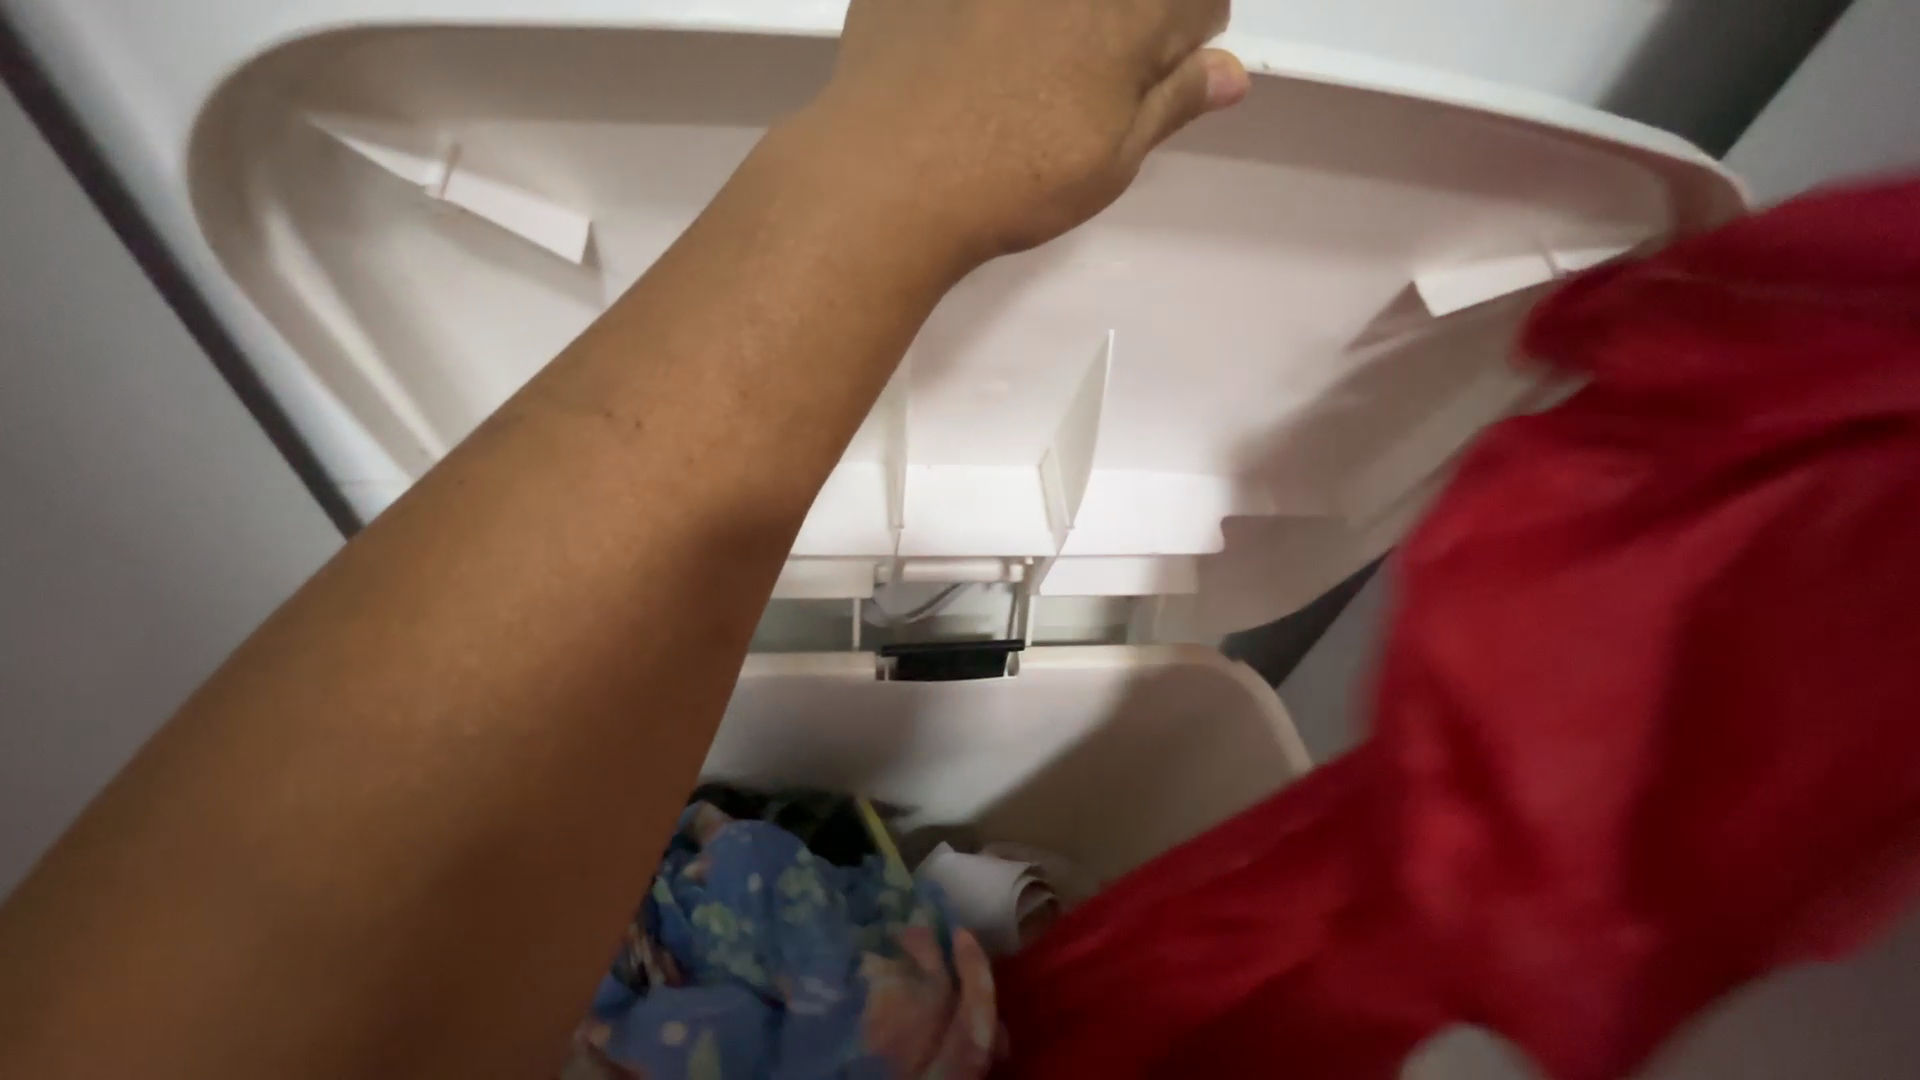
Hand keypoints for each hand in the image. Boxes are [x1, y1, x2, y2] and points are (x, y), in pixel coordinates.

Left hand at [792, 0, 1249, 265]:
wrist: (892, 179)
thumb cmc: (1010, 184)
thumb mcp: (1107, 163)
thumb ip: (1172, 106)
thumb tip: (1232, 74)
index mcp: (1129, 16)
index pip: (1198, 3)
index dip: (1186, 40)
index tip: (1161, 70)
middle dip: (1124, 24)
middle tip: (1086, 74)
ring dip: (1054, 24)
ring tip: (1024, 69)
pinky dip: (983, 18)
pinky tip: (964, 52)